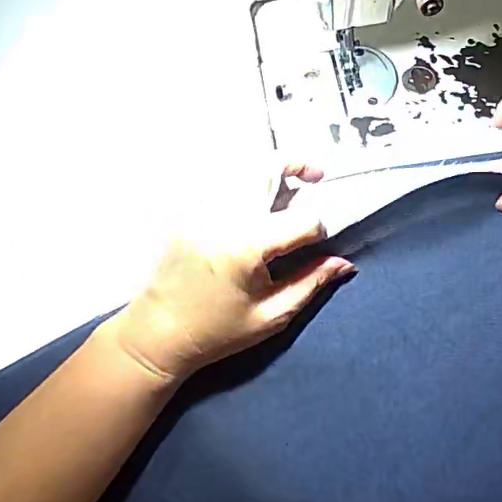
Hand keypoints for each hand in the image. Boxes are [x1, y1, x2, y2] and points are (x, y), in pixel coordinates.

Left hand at [104, 164, 353, 384]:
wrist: (157, 335)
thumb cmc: (216, 332)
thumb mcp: (272, 315)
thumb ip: (312, 282)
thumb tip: (345, 263)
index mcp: (247, 245)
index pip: (302, 219)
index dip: (319, 230)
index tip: (319, 244)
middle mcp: (223, 217)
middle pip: (267, 166)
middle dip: (297, 165)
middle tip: (316, 175)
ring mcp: (200, 209)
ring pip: (241, 166)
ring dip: (269, 169)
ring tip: (285, 186)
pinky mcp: (186, 211)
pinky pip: (220, 180)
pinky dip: (242, 180)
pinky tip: (253, 200)